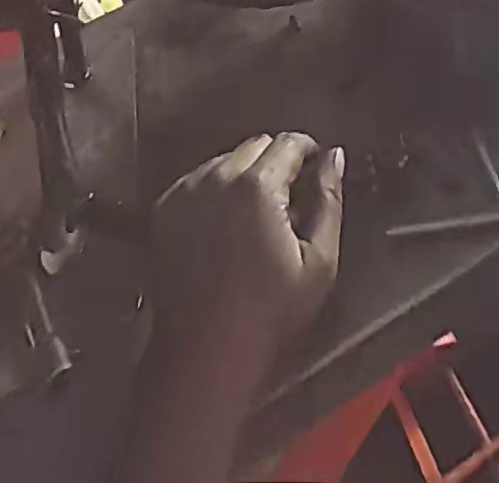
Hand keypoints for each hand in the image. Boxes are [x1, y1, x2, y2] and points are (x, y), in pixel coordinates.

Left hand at [147, 132, 344, 370]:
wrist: (204, 357)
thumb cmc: (271, 312)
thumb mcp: (319, 259)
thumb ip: (329, 198)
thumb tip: (333, 155)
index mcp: (256, 186)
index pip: (288, 141)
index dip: (309, 151)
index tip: (317, 172)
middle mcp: (216, 177)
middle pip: (257, 145)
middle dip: (278, 161)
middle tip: (291, 200)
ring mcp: (185, 192)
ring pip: (227, 159)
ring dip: (247, 173)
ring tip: (259, 213)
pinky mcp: (165, 209)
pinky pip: (201, 179)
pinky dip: (218, 188)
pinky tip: (228, 222)